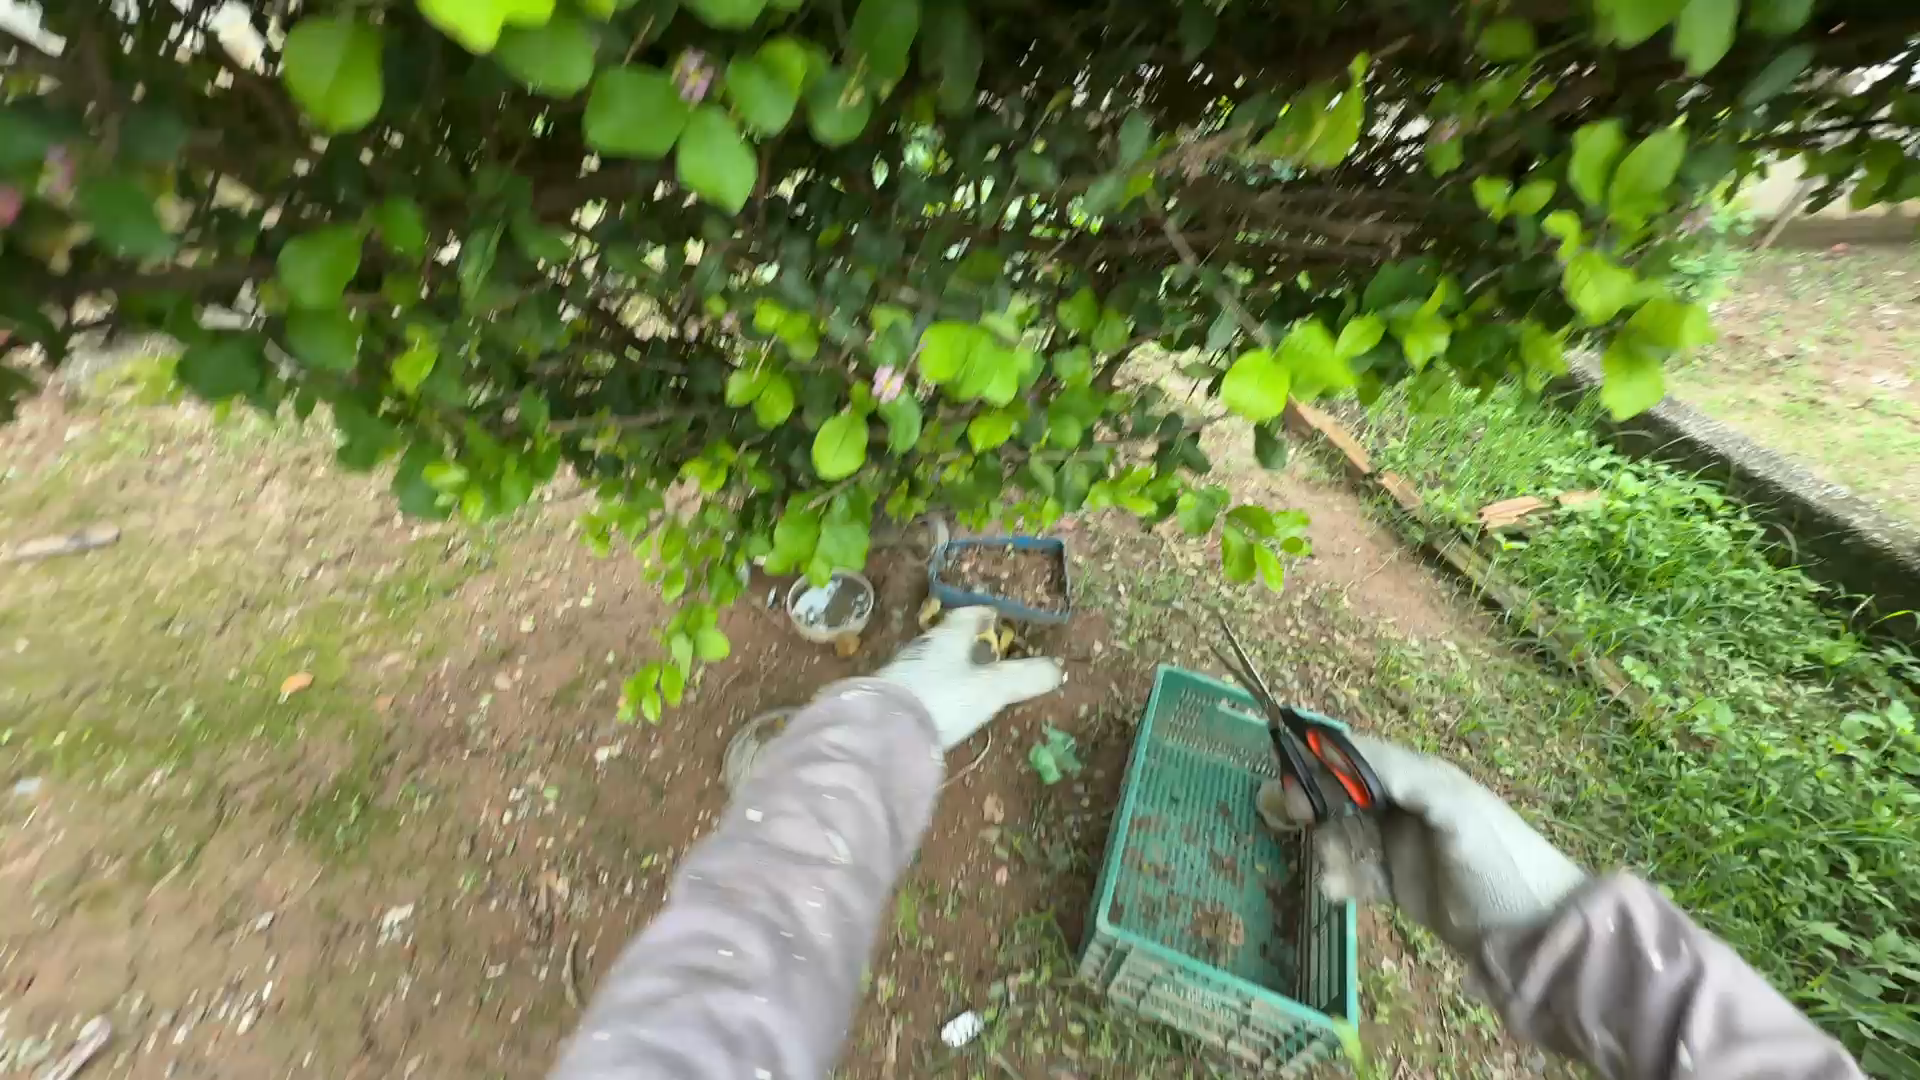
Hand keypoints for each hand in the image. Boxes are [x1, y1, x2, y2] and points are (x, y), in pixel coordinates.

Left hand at [874, 606, 1064, 748]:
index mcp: (948, 636)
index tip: (996, 615)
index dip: (984, 614)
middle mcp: (925, 646)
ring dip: (952, 665)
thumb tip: (1056, 668)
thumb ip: (1023, 677)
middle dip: (969, 641)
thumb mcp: (991, 688)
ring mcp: (905, 671)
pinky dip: (937, 686)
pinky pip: (922, 682)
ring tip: (970, 676)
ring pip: (935, 660)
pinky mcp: (894, 696)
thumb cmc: (943, 698)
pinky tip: (944, 702)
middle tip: (988, 648)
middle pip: (950, 637)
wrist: (883, 730)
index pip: (968, 615)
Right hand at [1263, 734, 1586, 953]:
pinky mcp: (1395, 882)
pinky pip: (1352, 870)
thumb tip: (1344, 748)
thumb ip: (1402, 774)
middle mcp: (1400, 805)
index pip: (1355, 756)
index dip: (1318, 761)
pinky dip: (1338, 878)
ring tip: (1328, 871)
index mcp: (1416, 778)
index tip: (1289, 776)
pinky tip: (1335, 891)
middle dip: (1312, 806)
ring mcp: (1396, 844)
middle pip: (1338, 794)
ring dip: (1326, 848)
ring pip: (1340, 834)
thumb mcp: (1456, 809)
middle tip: (1289, 820)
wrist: (1541, 941)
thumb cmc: (1501, 864)